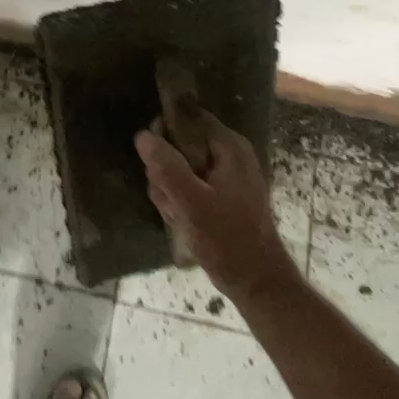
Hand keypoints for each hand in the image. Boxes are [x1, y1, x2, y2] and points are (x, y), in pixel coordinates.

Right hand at [135, 128, 294, 301]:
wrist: (255, 280)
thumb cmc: (228, 239)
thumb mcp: (192, 203)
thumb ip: (167, 168)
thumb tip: (143, 136)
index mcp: (229, 147)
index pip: (187, 118)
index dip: (166, 135)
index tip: (158, 164)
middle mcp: (227, 154)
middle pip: (178, 145)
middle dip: (166, 173)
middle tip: (172, 199)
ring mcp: (222, 175)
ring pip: (177, 169)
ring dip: (170, 193)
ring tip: (180, 216)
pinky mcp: (217, 194)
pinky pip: (186, 187)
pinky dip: (179, 203)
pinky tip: (182, 222)